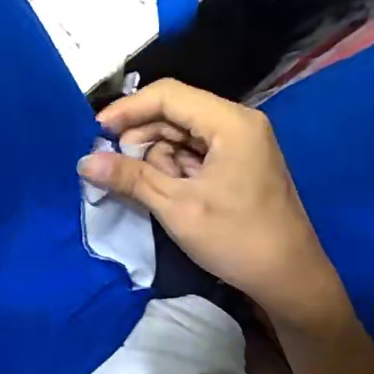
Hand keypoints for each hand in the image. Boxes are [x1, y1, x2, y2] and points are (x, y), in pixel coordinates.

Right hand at [79, 79, 347, 328]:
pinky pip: (196, 155)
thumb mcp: (177, 208)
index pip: (169, 95)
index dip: (128, 110)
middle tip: (117, 170)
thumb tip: (84, 162)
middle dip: (142, 140)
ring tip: (151, 192)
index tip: (95, 133)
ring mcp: (240, 145)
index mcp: (230, 122)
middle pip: (175, 113)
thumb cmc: (236, 239)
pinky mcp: (238, 166)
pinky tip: (166, 194)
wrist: (288, 278)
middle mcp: (238, 124)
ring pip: (182, 136)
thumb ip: (131, 179)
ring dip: (158, 160)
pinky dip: (174, 170)